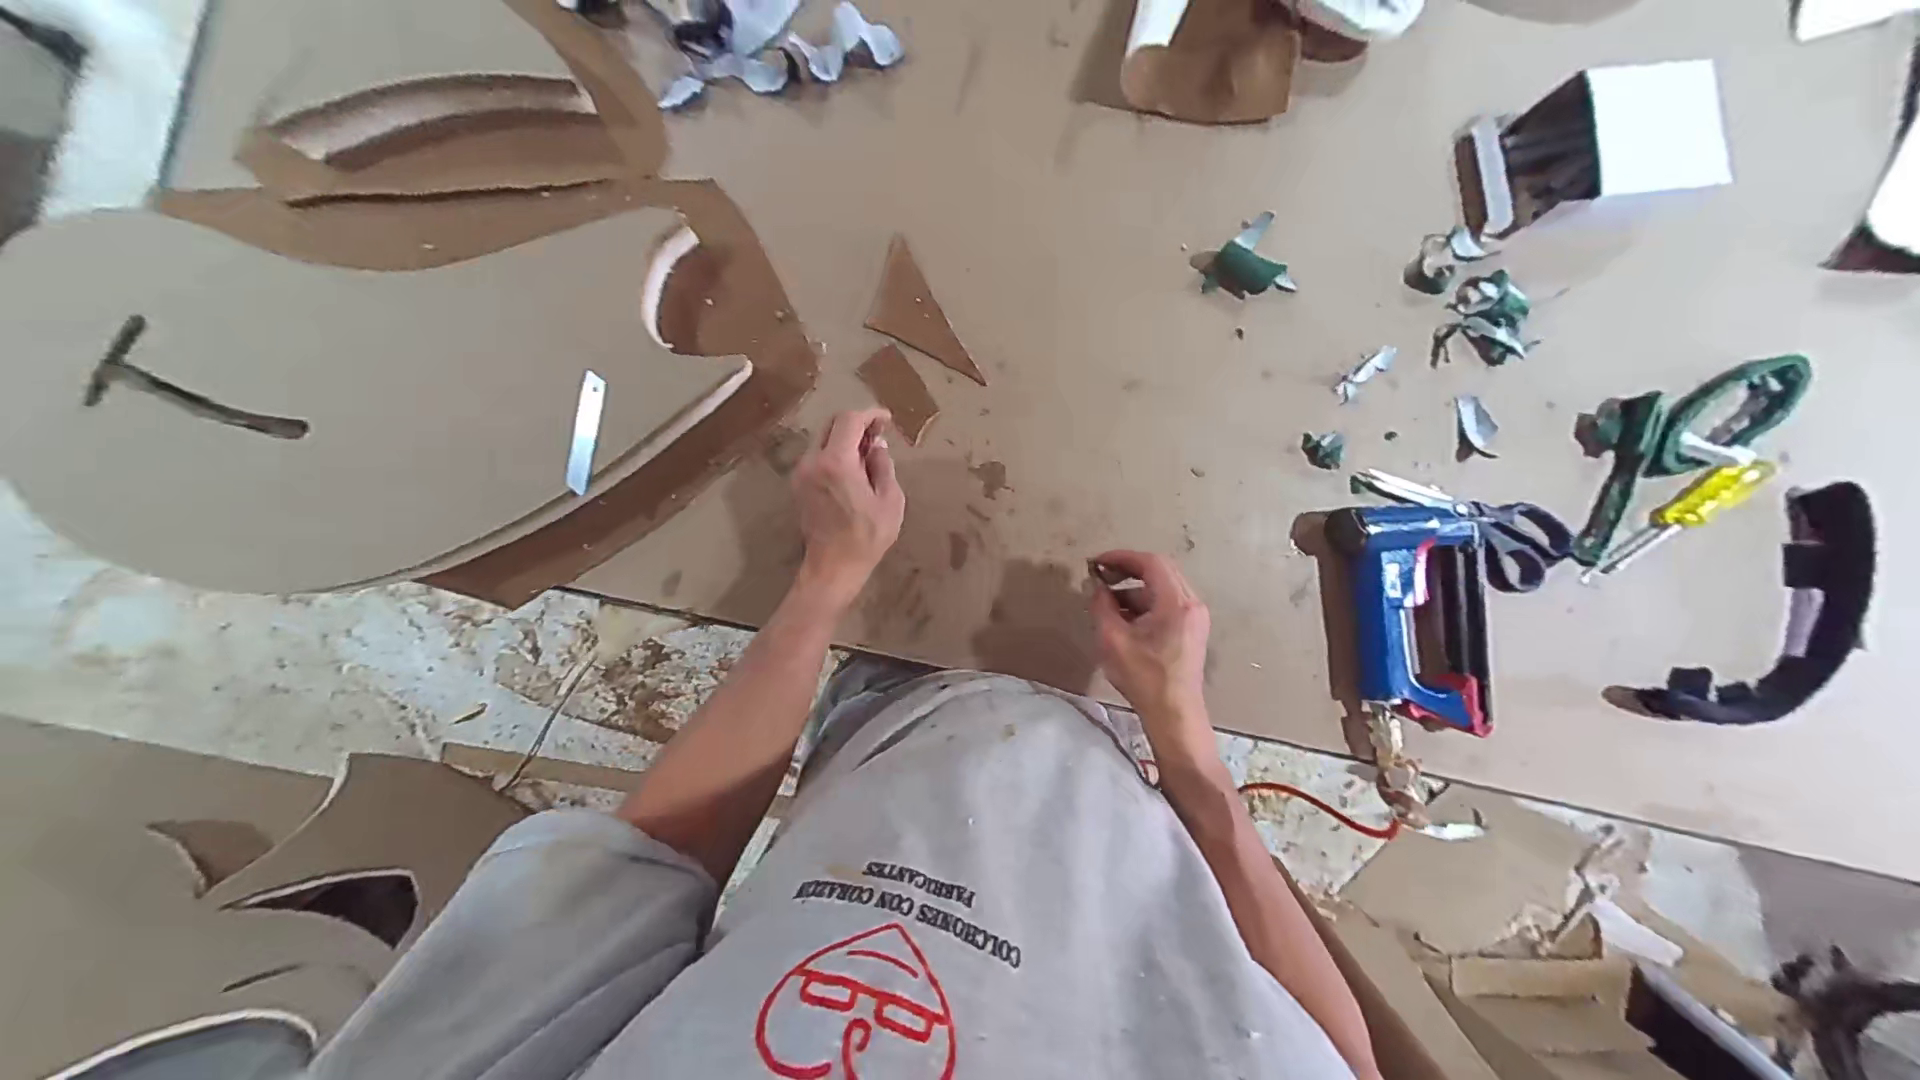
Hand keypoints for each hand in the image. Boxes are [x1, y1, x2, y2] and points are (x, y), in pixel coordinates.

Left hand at [792, 409, 905, 608]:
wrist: (833, 567)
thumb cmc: (866, 537)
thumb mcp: (890, 501)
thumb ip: (883, 466)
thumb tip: (876, 446)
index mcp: (836, 462)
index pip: (849, 420)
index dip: (870, 414)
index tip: (886, 420)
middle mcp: (813, 461)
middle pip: (832, 424)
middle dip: (856, 423)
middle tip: (878, 435)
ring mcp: (801, 473)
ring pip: (823, 440)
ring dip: (845, 439)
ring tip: (868, 453)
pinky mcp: (798, 485)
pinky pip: (817, 457)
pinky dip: (835, 453)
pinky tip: (852, 468)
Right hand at [1089, 550, 1211, 752]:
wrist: (1174, 713)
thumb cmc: (1144, 678)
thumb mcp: (1112, 639)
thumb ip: (1102, 606)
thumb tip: (1098, 588)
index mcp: (1176, 603)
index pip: (1151, 563)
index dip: (1122, 557)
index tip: (1098, 563)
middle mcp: (1191, 604)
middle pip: (1160, 571)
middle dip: (1128, 570)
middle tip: (1102, 574)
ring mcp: (1195, 617)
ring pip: (1163, 588)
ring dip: (1135, 589)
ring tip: (1107, 601)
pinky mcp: (1191, 630)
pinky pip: (1167, 604)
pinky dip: (1145, 603)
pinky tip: (1124, 617)